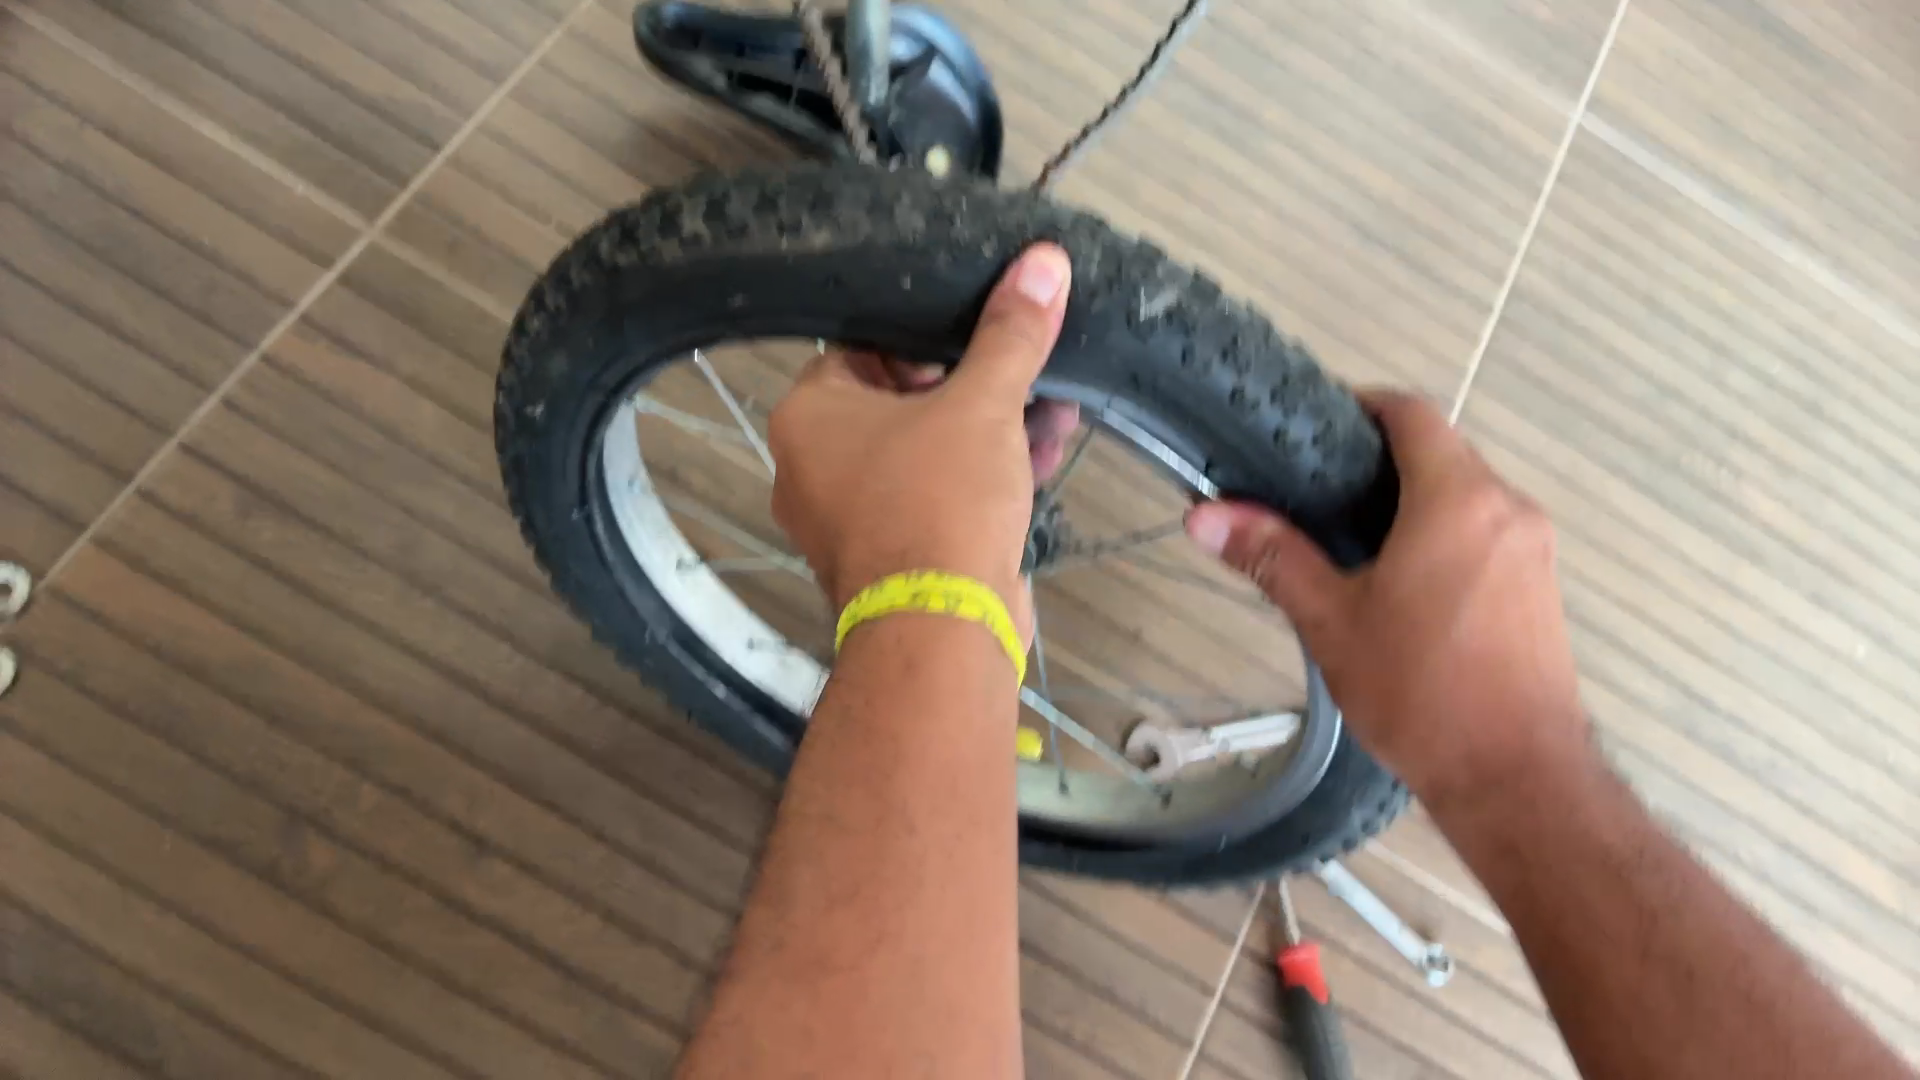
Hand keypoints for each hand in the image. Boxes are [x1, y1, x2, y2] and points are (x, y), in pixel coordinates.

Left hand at [768, 244, 1073, 637]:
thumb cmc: (941, 499)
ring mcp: (850, 518)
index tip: (983, 330)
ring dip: (993, 434)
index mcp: (809, 415)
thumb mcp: (981, 405)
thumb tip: (1043, 260)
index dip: (929, 334)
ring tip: (1055, 413)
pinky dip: (981, 479)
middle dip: (980, 388)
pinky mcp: (890, 554)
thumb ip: (1010, 335)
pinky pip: (935, 497)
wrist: (941, 629)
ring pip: (928, 453)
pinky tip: (1041, 461)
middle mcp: (815, 466)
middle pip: (904, 402)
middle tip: (1031, 372)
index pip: (866, 347)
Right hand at [1184, 390, 1586, 805]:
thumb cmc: (1420, 689)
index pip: (1412, 414)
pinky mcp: (1539, 584)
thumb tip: (1200, 516)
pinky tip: (1390, 574)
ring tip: (1336, 531)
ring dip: (1403, 496)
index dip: (1359, 405)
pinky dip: (1434, 528)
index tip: (1307, 426)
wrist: (1520, 779)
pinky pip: (1481, 528)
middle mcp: (1508, 508)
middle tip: (1305, 487)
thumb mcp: (1330, 619)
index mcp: (1458, 501)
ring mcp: (1532, 548)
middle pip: (1437, 451)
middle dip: (1371, 458)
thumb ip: (1270, 556)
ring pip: (1461, 492)